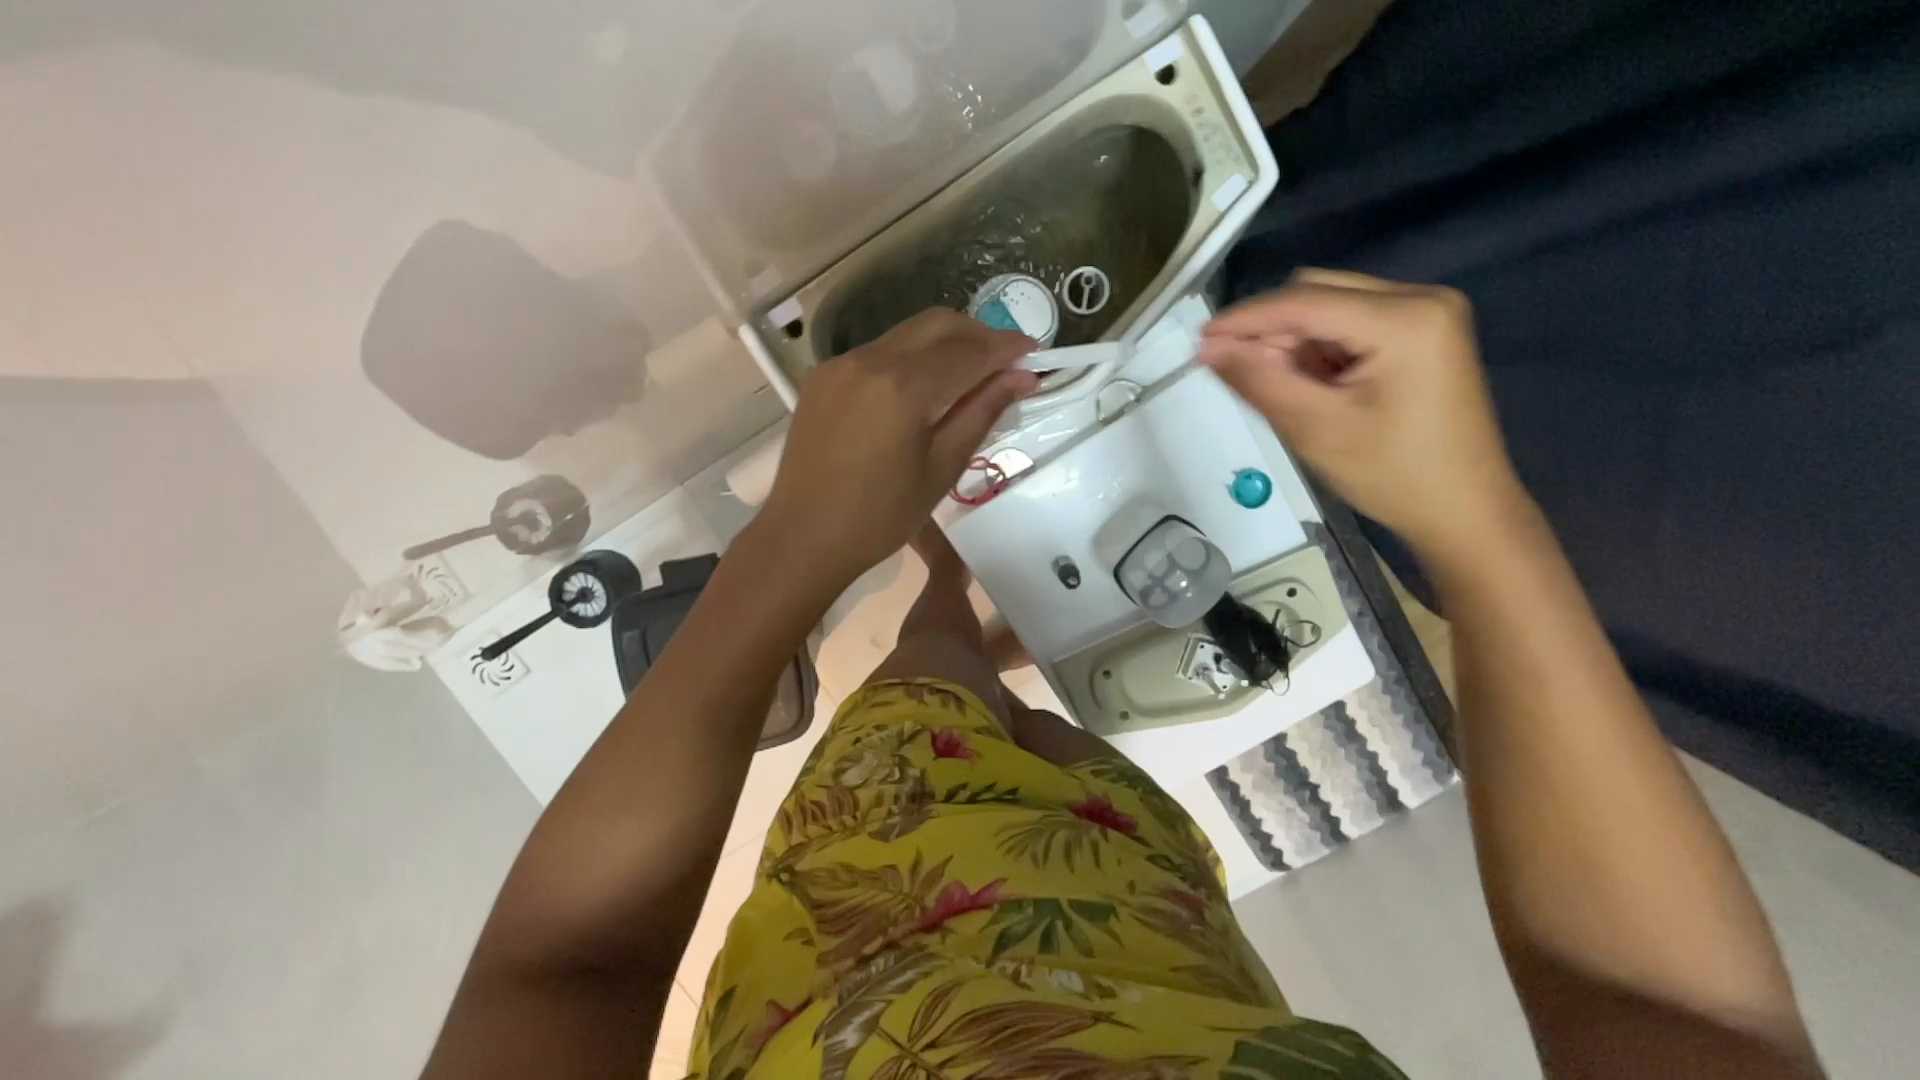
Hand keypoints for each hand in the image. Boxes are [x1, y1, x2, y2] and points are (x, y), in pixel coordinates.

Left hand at [757, 308, 1038, 582]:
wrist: (803, 536)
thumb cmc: (880, 517)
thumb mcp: (942, 469)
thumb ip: (981, 413)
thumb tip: (1021, 376)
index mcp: (903, 387)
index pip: (968, 352)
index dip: (1005, 348)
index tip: (1035, 349)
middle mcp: (870, 360)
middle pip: (937, 324)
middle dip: (977, 334)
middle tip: (1007, 358)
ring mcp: (841, 364)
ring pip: (906, 333)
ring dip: (945, 342)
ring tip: (972, 371)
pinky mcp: (824, 376)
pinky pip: (879, 351)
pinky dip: (911, 357)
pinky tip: (925, 386)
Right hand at [1200, 269, 1527, 557]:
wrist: (1466, 513)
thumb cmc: (1395, 476)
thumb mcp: (1316, 429)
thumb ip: (1258, 381)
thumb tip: (1207, 349)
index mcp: (1405, 318)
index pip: (1304, 300)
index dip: (1245, 319)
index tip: (1199, 341)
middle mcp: (1422, 298)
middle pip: (1319, 293)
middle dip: (1272, 330)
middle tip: (1240, 374)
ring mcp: (1428, 314)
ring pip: (1333, 307)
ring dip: (1295, 341)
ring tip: (1279, 387)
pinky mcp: (1426, 334)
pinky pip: (1354, 324)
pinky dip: (1322, 349)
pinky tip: (1312, 385)